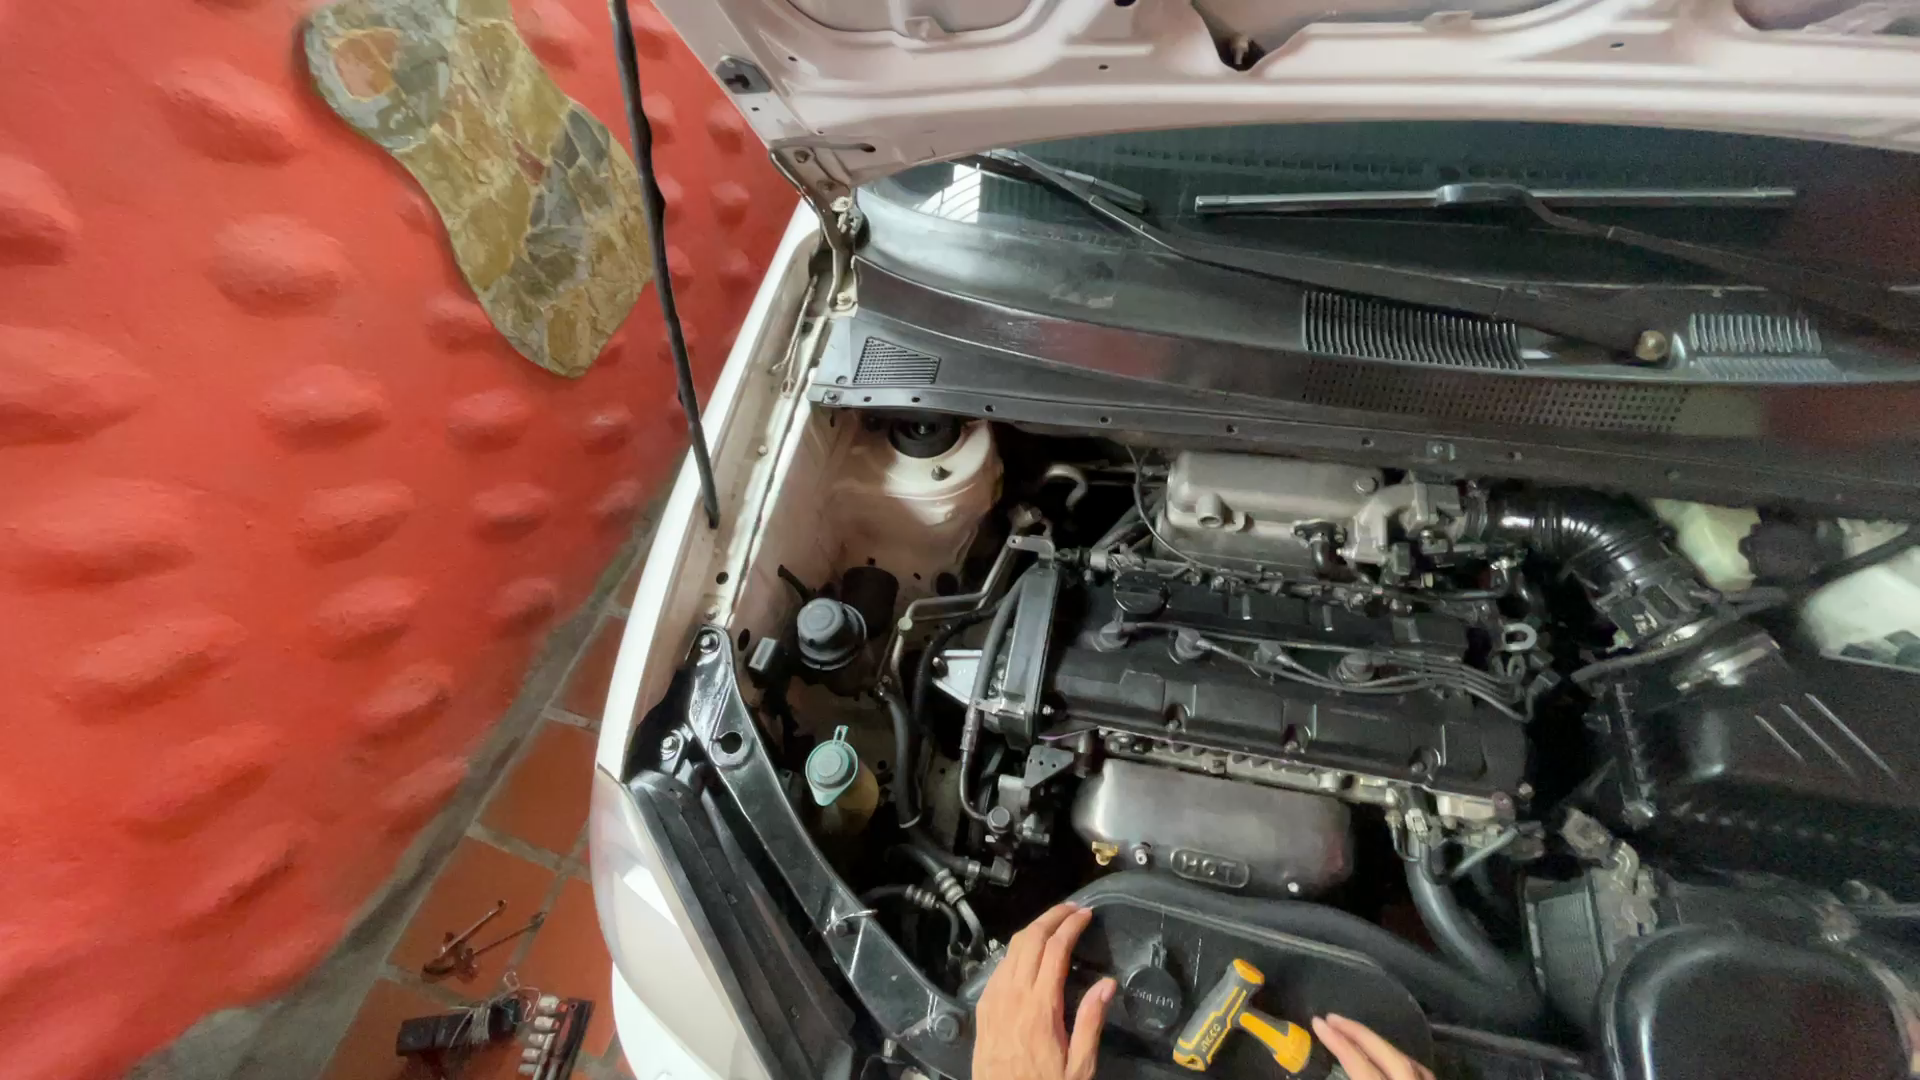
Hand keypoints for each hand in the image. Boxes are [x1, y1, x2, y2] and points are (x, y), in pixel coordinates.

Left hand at [973, 903, 1116, 1079]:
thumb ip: (1091, 1022)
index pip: (1056, 949)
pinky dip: (1017, 949)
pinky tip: (1029, 953)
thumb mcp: (1078, 1067)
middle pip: (1031, 937)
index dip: (1071, 925)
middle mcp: (1014, 992)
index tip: (1085, 913)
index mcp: (1040, 1005)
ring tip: (1054, 924)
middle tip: (1072, 908)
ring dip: (1034, 928)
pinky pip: (1000, 965)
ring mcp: (994, 996)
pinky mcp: (983, 1005)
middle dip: (1052, 916)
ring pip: (1012, 946)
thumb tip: (1108, 983)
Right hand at [1312, 1014, 1433, 1079]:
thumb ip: (1353, 1078)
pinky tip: (1393, 1061)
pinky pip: (1423, 1074)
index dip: (1339, 1043)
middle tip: (1331, 1019)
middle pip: (1391, 1056)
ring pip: (1413, 1063)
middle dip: (1359, 1033)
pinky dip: (1404, 1062)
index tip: (1317, 1022)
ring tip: (1356, 1034)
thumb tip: (1333, 1068)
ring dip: (1382, 1045)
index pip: (1362, 1066)